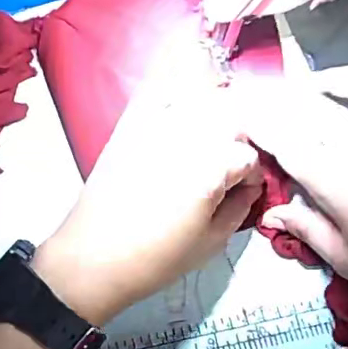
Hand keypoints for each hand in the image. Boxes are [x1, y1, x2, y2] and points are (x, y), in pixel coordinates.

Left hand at [34, 80, 262, 323]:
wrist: (94, 258)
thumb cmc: (153, 258)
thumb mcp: (211, 242)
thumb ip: (239, 208)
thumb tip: (248, 190)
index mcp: (212, 166)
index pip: (250, 155)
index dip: (254, 176)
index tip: (245, 191)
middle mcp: (187, 135)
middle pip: (232, 117)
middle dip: (239, 142)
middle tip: (230, 170)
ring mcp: (156, 124)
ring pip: (201, 97)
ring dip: (214, 116)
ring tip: (207, 147)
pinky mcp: (131, 124)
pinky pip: (161, 90)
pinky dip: (177, 91)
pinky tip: (180, 109)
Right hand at [234, 66, 347, 345]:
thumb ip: (311, 230)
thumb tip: (273, 212)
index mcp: (341, 180)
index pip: (287, 141)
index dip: (259, 124)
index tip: (241, 117)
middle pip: (318, 107)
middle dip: (286, 100)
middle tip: (271, 100)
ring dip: (337, 79)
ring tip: (320, 83)